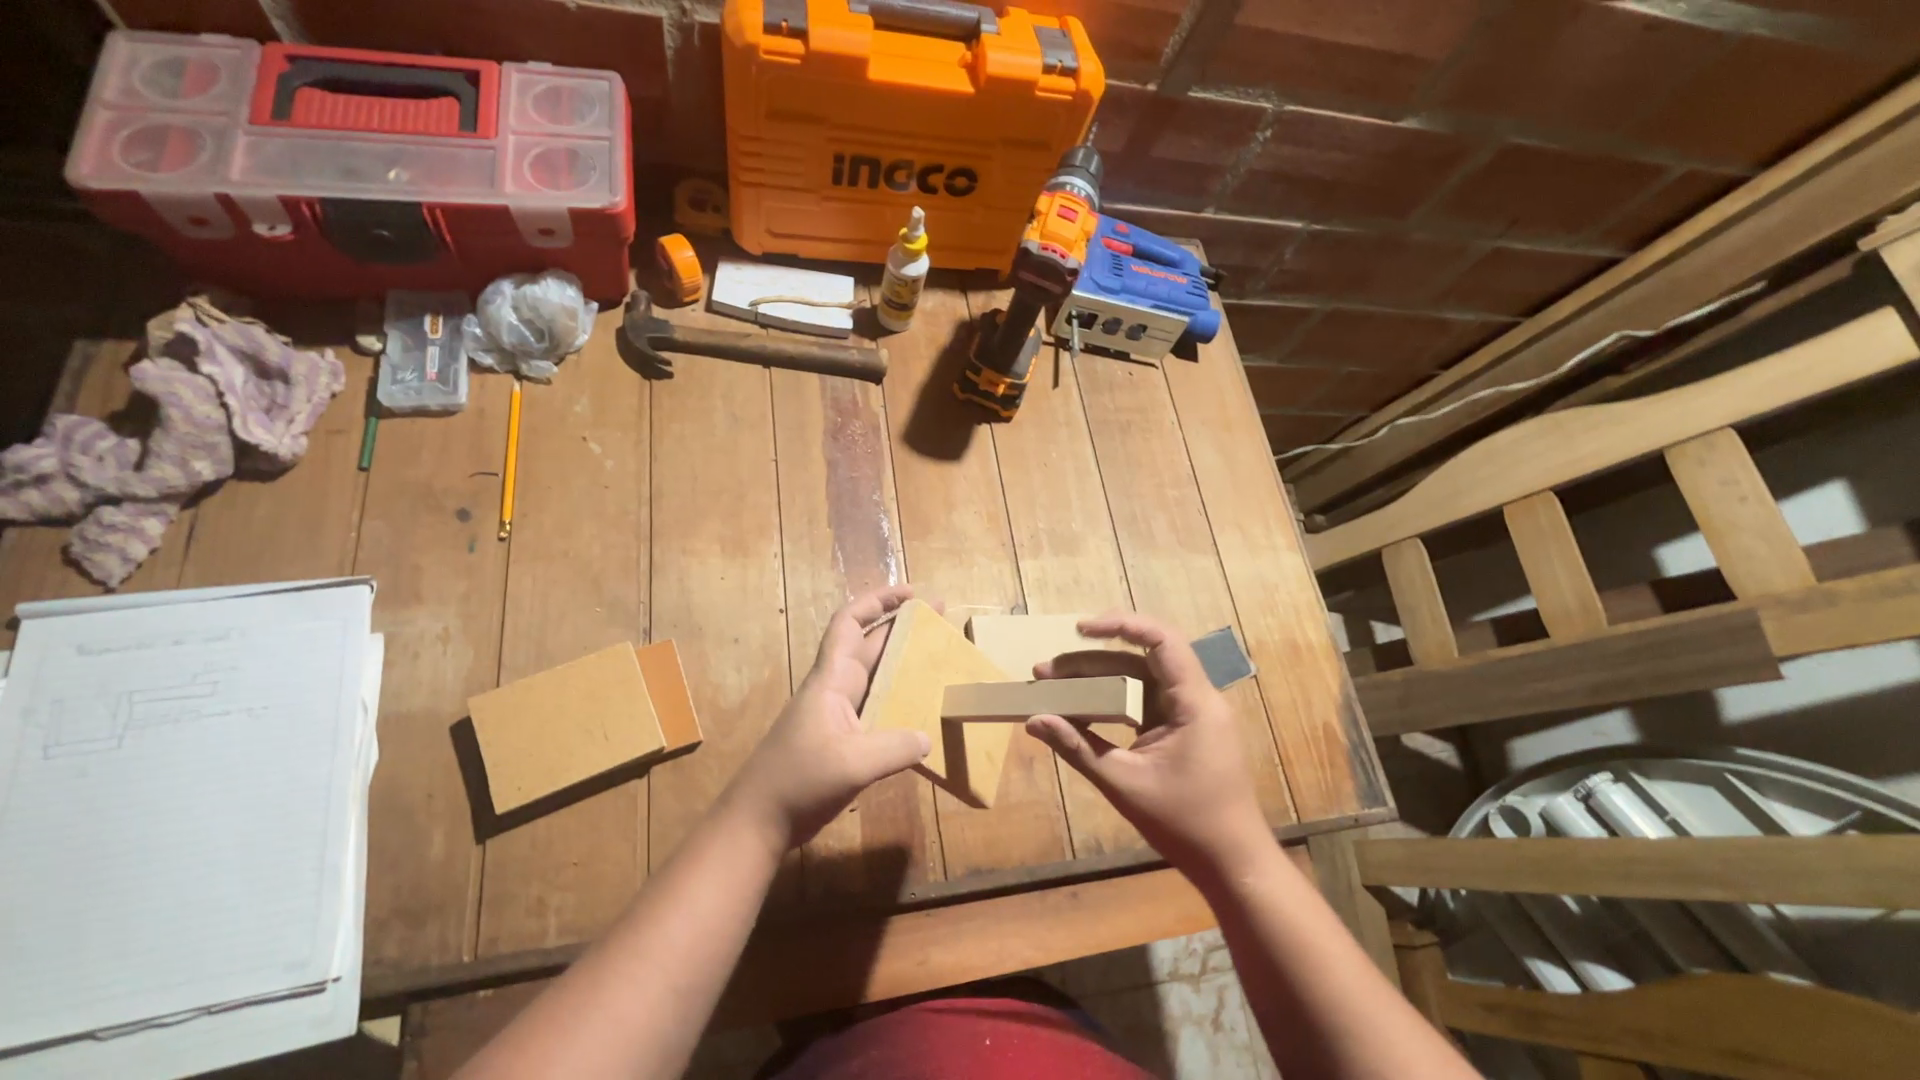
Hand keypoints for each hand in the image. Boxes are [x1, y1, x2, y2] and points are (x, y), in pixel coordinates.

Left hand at [722, 585, 931, 851]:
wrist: (758, 822)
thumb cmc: (798, 781)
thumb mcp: (851, 763)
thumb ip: (894, 748)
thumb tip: (927, 737)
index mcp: (830, 681)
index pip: (850, 624)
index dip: (878, 601)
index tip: (913, 593)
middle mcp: (834, 692)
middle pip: (869, 647)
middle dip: (902, 629)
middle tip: (942, 623)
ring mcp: (836, 719)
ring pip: (874, 680)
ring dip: (903, 668)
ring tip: (940, 665)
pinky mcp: (840, 744)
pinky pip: (876, 713)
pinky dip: (899, 707)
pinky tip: (921, 719)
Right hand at [1025, 613, 1270, 879]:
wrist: (1231, 861)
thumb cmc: (1184, 823)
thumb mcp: (1123, 783)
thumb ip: (1077, 747)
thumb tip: (1033, 721)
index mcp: (1194, 702)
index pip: (1161, 640)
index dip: (1121, 624)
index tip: (1080, 629)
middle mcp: (1197, 699)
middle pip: (1142, 660)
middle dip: (1092, 661)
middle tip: (1046, 672)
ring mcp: (1192, 715)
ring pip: (1141, 680)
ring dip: (1100, 681)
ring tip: (1054, 687)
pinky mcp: (1184, 732)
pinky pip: (1145, 703)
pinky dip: (1115, 701)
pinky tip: (1082, 709)